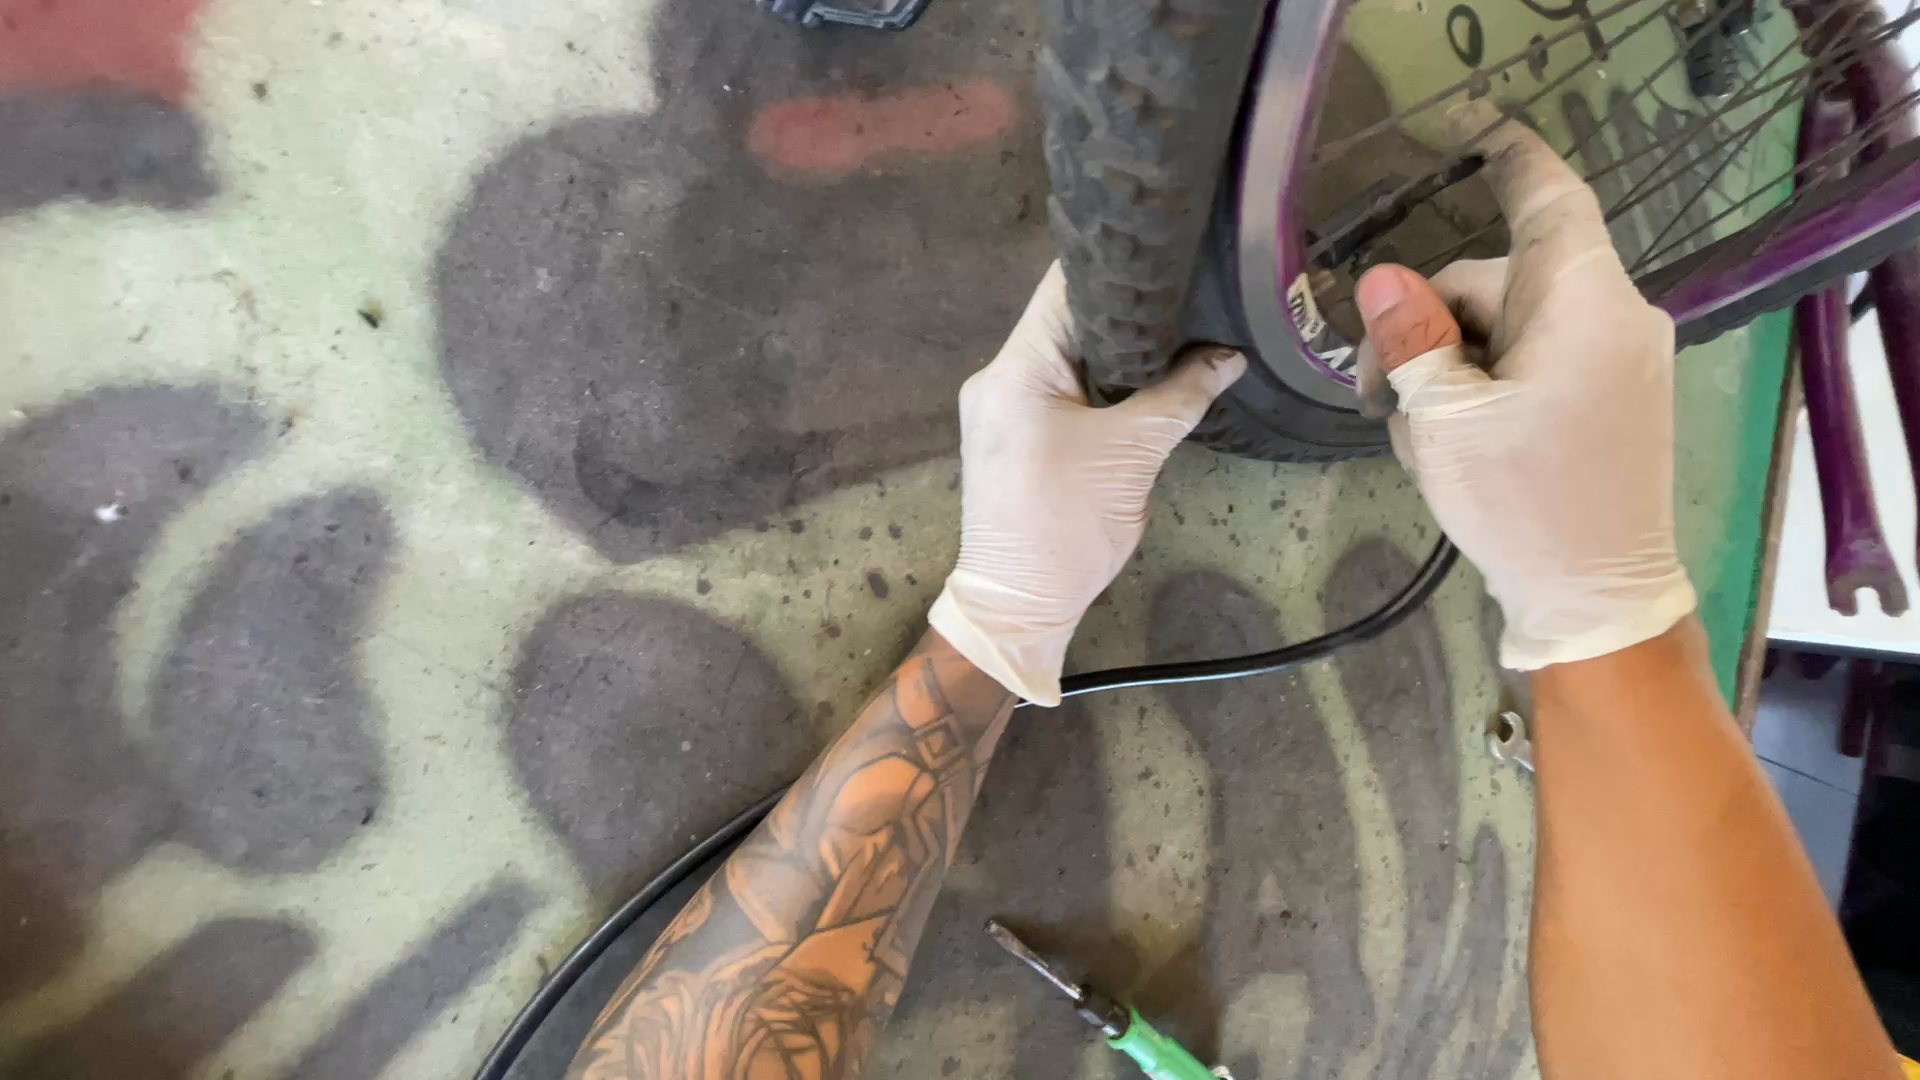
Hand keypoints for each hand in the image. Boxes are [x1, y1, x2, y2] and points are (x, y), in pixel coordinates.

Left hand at [929, 263, 1245, 704]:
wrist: (1020, 603)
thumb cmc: (1068, 526)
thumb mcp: (1132, 456)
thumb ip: (1181, 396)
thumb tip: (1229, 355)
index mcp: (1016, 369)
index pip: (1065, 288)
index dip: (1120, 265)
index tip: (1172, 248)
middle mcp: (999, 377)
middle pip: (1065, 319)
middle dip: (1127, 308)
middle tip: (1189, 286)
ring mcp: (1001, 407)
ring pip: (1064, 355)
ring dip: (1115, 346)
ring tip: (1179, 323)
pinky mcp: (1013, 434)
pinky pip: (1059, 388)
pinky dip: (1098, 378)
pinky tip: (1144, 371)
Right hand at [1354, 116, 1695, 669]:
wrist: (1590, 592)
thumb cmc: (1519, 499)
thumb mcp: (1445, 418)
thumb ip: (1413, 340)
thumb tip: (1380, 276)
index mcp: (1584, 308)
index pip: (1550, 204)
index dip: (1511, 160)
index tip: (1471, 130)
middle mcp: (1606, 321)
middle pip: (1493, 284)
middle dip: (1425, 325)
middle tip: (1373, 393)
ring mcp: (1604, 364)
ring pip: (1498, 331)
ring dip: (1440, 370)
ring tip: (1415, 437)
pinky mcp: (1593, 401)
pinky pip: (1518, 366)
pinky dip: (1470, 390)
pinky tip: (1444, 443)